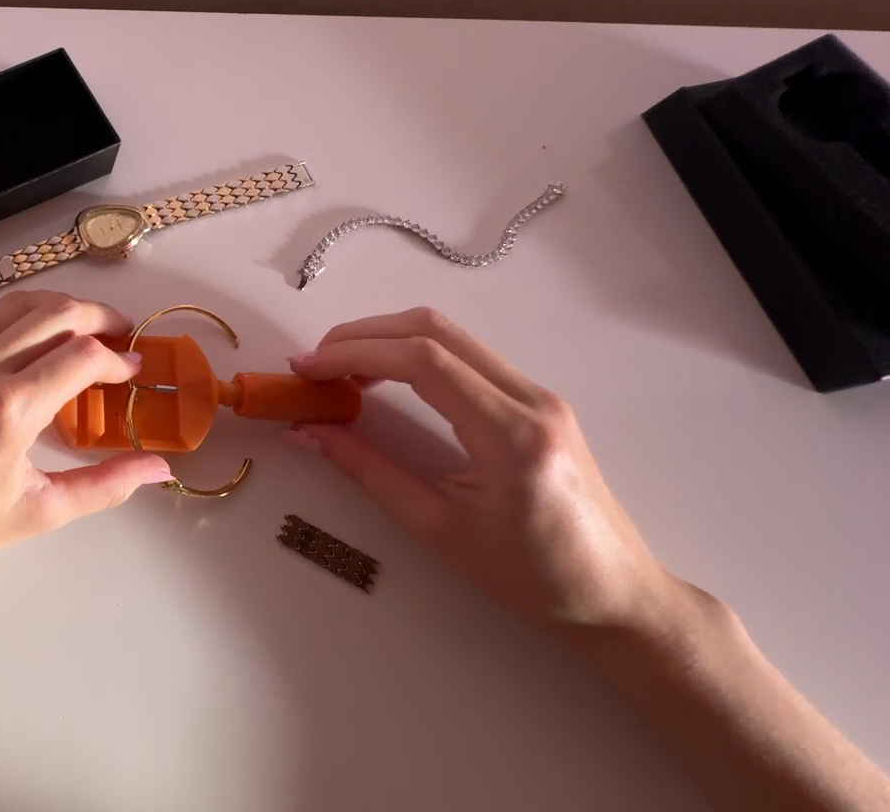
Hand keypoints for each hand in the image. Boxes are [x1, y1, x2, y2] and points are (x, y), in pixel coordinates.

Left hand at [0, 291, 174, 595]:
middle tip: (123, 336)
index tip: (133, 372)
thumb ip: (104, 486)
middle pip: (56, 313)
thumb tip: (158, 468)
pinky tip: (34, 333)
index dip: (118, 359)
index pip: (82, 356)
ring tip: (86, 327)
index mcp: (10, 411)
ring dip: (61, 307)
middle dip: (100, 317)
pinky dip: (19, 313)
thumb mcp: (36, 514)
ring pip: (19, 304)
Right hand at [286, 307, 679, 631]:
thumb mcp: (435, 527)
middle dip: (360, 336)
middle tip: (314, 364)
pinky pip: (463, 352)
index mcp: (511, 434)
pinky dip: (410, 351)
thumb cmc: (529, 575)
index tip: (305, 369)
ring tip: (339, 370)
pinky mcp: (535, 399)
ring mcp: (538, 394)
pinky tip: (382, 377)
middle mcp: (531, 399)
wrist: (620, 597)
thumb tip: (305, 433)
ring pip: (448, 333)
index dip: (353, 354)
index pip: (422, 360)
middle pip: (432, 329)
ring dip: (383, 339)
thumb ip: (365, 470)